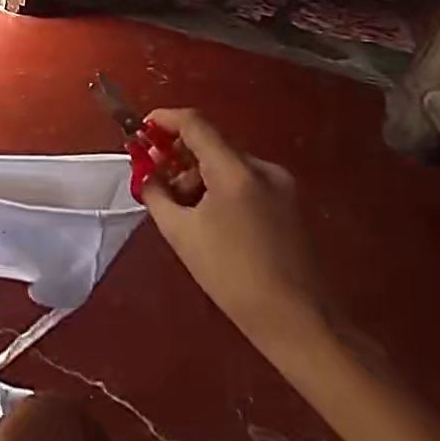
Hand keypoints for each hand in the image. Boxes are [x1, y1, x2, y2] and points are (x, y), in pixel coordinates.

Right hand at [140, 109, 324, 345]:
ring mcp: (283, 185)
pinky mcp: (292, 204)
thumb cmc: (232, 277)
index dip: (165, 120)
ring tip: (185, 212)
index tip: (142, 129)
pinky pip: (248, 183)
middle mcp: (263, 168)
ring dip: (201, 177)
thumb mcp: (182, 235)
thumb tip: (147, 175)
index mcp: (236, 171)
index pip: (195, 124)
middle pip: (212, 146)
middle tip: (157, 182)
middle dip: (180, 158)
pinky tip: (213, 222)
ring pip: (230, 165)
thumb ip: (157, 195)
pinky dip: (223, 190)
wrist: (297, 321)